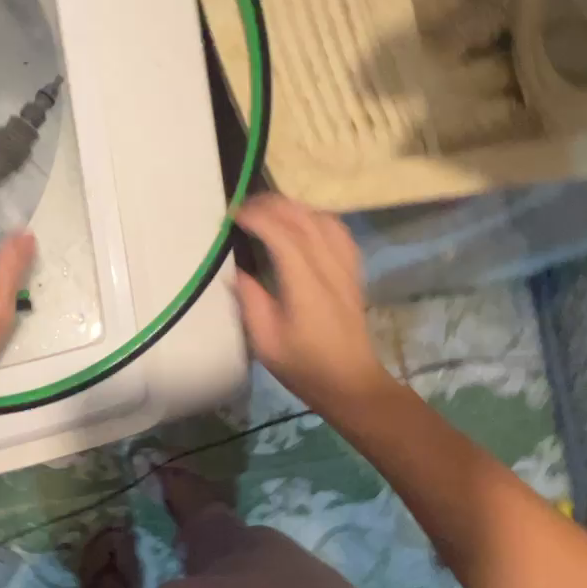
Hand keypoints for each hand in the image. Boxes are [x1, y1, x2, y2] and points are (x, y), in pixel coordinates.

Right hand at [233, 193, 392, 412]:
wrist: (350, 382)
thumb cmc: (303, 366)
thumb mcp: (265, 341)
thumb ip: (251, 300)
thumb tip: (237, 270)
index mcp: (305, 285)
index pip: (282, 235)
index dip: (257, 218)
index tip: (233, 214)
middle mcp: (329, 268)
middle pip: (304, 219)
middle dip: (273, 205)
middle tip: (244, 206)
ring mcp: (346, 268)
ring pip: (324, 219)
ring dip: (295, 208)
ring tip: (270, 211)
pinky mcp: (353, 272)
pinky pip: (339, 232)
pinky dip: (317, 218)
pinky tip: (303, 223)